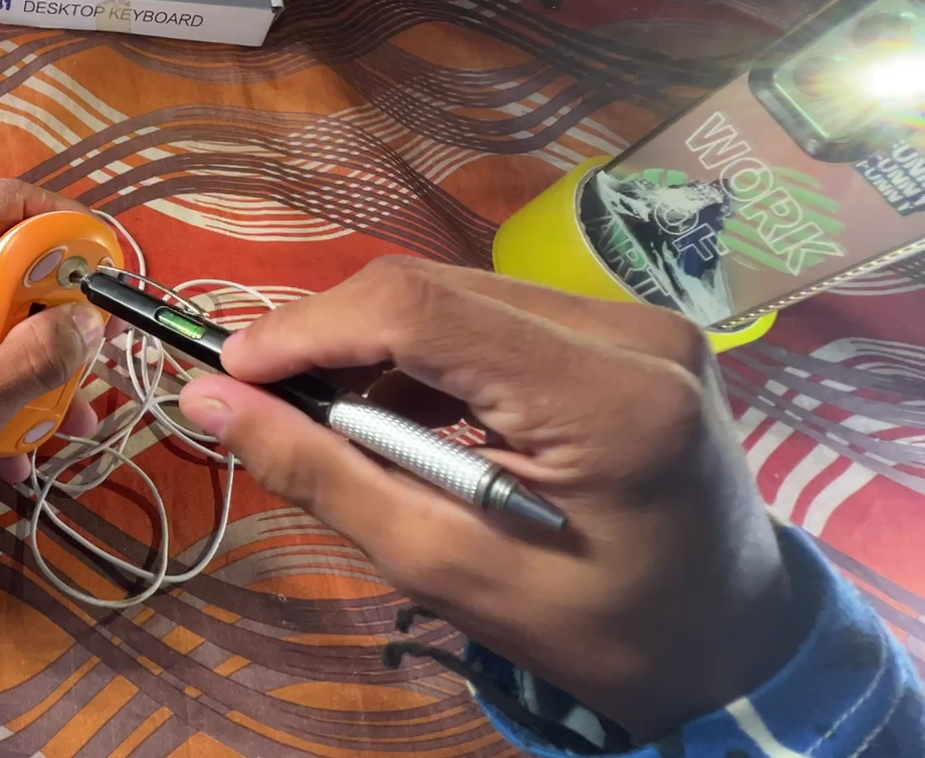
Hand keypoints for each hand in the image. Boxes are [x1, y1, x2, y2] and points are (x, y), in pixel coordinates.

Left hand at [0, 179, 105, 526]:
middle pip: (14, 266)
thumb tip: (89, 320)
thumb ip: (32, 361)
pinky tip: (9, 447)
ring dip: (33, 363)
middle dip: (60, 319)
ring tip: (63, 426)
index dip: (66, 222)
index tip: (103, 273)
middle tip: (91, 369)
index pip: (12, 201)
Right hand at [177, 257, 805, 741]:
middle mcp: (622, 331)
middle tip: (263, 393)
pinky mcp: (605, 324)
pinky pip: (468, 309)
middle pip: (418, 290)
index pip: (416, 312)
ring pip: (435, 292)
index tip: (232, 370)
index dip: (306, 329)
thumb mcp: (435, 564)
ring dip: (359, 344)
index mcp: (602, 400)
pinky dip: (404, 350)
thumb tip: (203, 398)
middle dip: (322, 336)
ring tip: (328, 409)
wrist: (732, 645)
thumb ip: (314, 470)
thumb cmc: (586, 626)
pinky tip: (393, 404)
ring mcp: (622, 317)